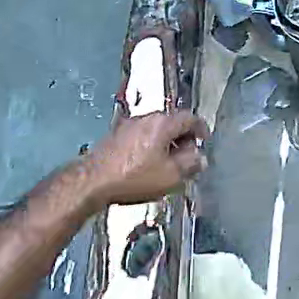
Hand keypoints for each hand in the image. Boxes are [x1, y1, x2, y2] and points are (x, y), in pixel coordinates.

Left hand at [81, 110, 208, 205]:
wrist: (93, 181)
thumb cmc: (135, 177)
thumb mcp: (171, 175)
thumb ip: (190, 164)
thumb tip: (200, 157)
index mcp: (162, 123)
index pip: (190, 118)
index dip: (201, 129)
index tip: (205, 140)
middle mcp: (145, 117)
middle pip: (172, 122)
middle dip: (183, 138)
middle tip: (188, 157)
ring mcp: (128, 125)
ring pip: (155, 129)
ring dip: (166, 142)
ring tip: (168, 164)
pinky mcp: (116, 135)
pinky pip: (141, 135)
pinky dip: (150, 145)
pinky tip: (147, 164)